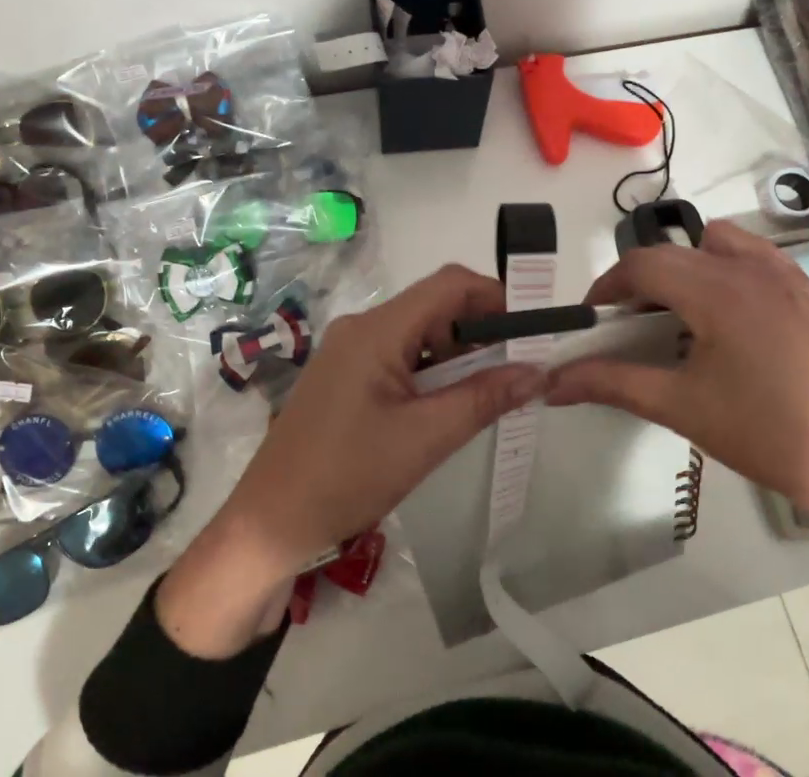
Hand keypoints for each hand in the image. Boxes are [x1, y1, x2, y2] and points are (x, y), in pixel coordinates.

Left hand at [158, 265, 544, 655]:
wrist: (271, 523)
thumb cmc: (347, 476)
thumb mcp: (424, 439)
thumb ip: (483, 399)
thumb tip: (537, 372)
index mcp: (376, 331)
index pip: (449, 285)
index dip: (496, 298)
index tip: (531, 333)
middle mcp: (361, 329)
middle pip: (435, 308)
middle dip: (482, 332)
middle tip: (519, 370)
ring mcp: (348, 354)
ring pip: (419, 336)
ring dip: (459, 357)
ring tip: (492, 393)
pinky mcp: (344, 380)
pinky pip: (399, 359)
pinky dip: (433, 374)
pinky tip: (450, 406)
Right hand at [545, 221, 808, 629]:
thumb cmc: (763, 431)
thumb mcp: (679, 406)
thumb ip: (611, 383)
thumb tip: (552, 383)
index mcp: (717, 288)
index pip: (642, 264)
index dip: (606, 287)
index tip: (591, 320)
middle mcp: (753, 268)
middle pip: (677, 252)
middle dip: (642, 281)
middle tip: (628, 327)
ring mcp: (790, 278)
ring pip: (721, 245)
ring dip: (689, 268)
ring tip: (680, 319)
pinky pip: (758, 262)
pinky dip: (728, 275)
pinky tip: (730, 328)